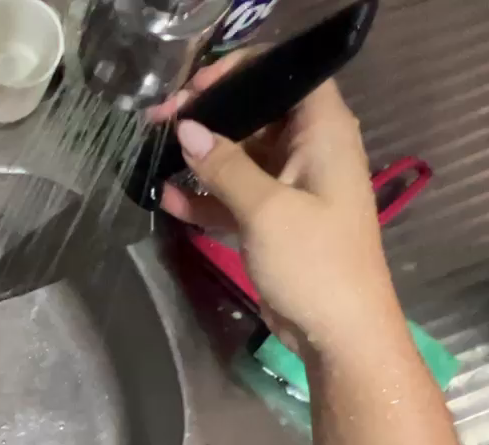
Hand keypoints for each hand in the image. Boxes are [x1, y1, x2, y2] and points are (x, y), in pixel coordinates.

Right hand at [155, 61, 403, 356]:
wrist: (336, 327)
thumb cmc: (314, 262)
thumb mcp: (266, 210)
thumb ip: (225, 167)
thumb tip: (186, 129)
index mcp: (323, 132)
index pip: (287, 75)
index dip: (241, 73)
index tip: (191, 90)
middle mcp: (307, 151)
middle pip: (256, 116)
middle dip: (208, 117)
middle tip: (159, 123)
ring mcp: (287, 188)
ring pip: (238, 159)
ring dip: (199, 159)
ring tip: (152, 156)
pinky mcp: (270, 221)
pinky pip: (232, 198)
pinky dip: (203, 198)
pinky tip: (166, 199)